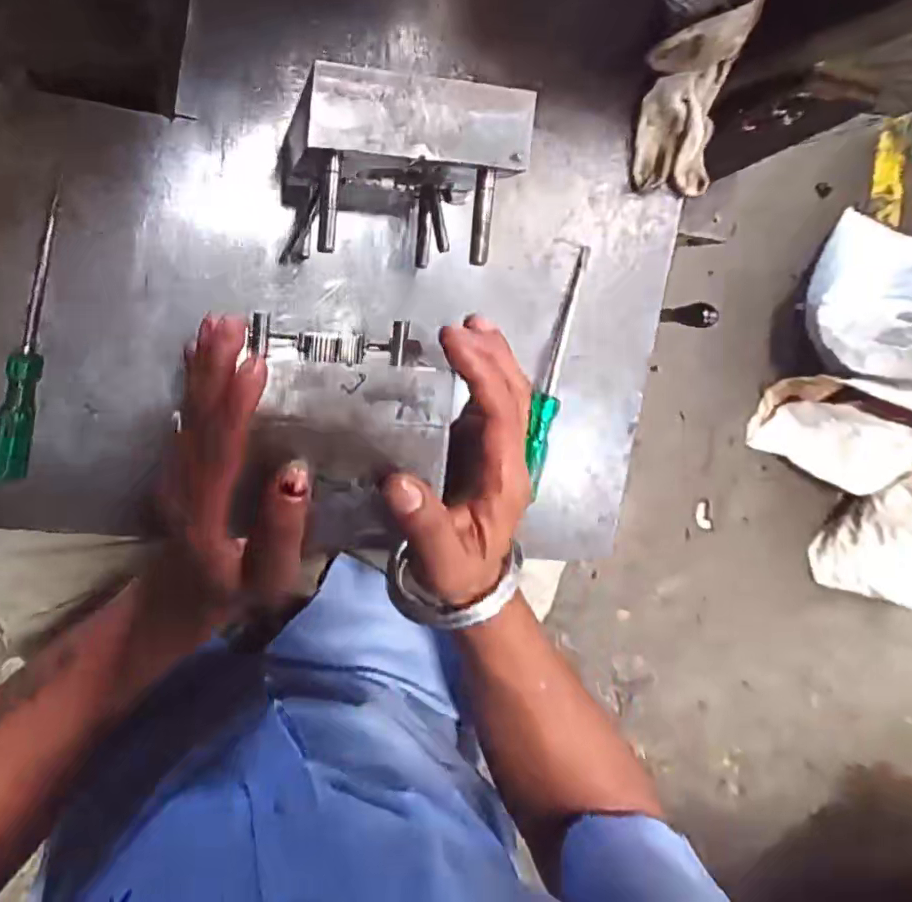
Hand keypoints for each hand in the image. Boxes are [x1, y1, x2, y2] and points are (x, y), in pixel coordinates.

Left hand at [147, 314, 311, 635]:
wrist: (173, 601)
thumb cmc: (231, 594)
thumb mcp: (268, 581)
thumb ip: (282, 532)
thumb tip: (295, 473)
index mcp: (206, 514)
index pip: (223, 451)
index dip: (236, 406)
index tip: (255, 363)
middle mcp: (183, 486)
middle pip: (199, 422)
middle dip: (213, 369)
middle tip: (228, 323)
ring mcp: (173, 474)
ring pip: (188, 414)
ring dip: (200, 368)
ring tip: (214, 326)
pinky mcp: (175, 464)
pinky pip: (185, 416)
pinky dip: (190, 382)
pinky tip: (194, 353)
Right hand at [383, 315, 533, 606]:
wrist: (474, 586)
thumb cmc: (458, 571)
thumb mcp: (440, 557)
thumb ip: (423, 523)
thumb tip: (396, 481)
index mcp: (504, 477)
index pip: (502, 413)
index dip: (482, 373)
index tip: (453, 341)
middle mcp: (510, 457)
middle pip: (515, 395)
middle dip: (493, 356)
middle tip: (463, 326)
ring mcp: (499, 451)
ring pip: (509, 395)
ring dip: (494, 358)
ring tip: (473, 326)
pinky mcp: (483, 450)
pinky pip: (490, 403)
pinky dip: (483, 373)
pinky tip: (466, 355)